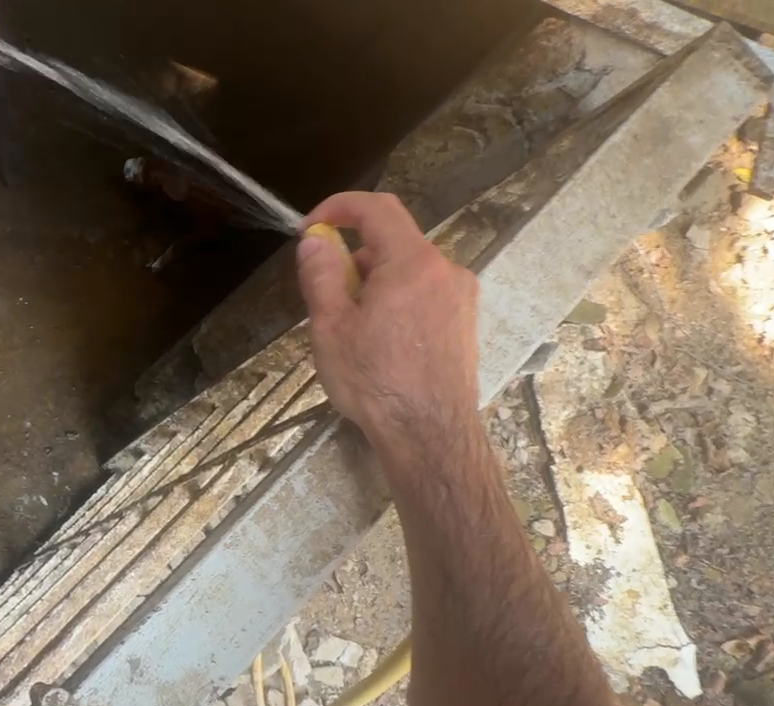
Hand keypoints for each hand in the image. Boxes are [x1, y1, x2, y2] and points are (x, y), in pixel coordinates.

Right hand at [294, 192, 481, 465]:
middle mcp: (444, 268)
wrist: (427, 429)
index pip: (377, 208)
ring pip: (407, 272)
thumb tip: (314, 240)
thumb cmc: (372, 380)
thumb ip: (321, 277)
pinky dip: (393, 302)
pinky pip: (423, 295)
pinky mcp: (463, 320)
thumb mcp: (331, 328)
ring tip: (350, 332)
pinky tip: (378, 344)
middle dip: (352, 259)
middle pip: (392, 243)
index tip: (309, 227)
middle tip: (323, 300)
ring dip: (372, 285)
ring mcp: (460, 295)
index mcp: (410, 263)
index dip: (340, 207)